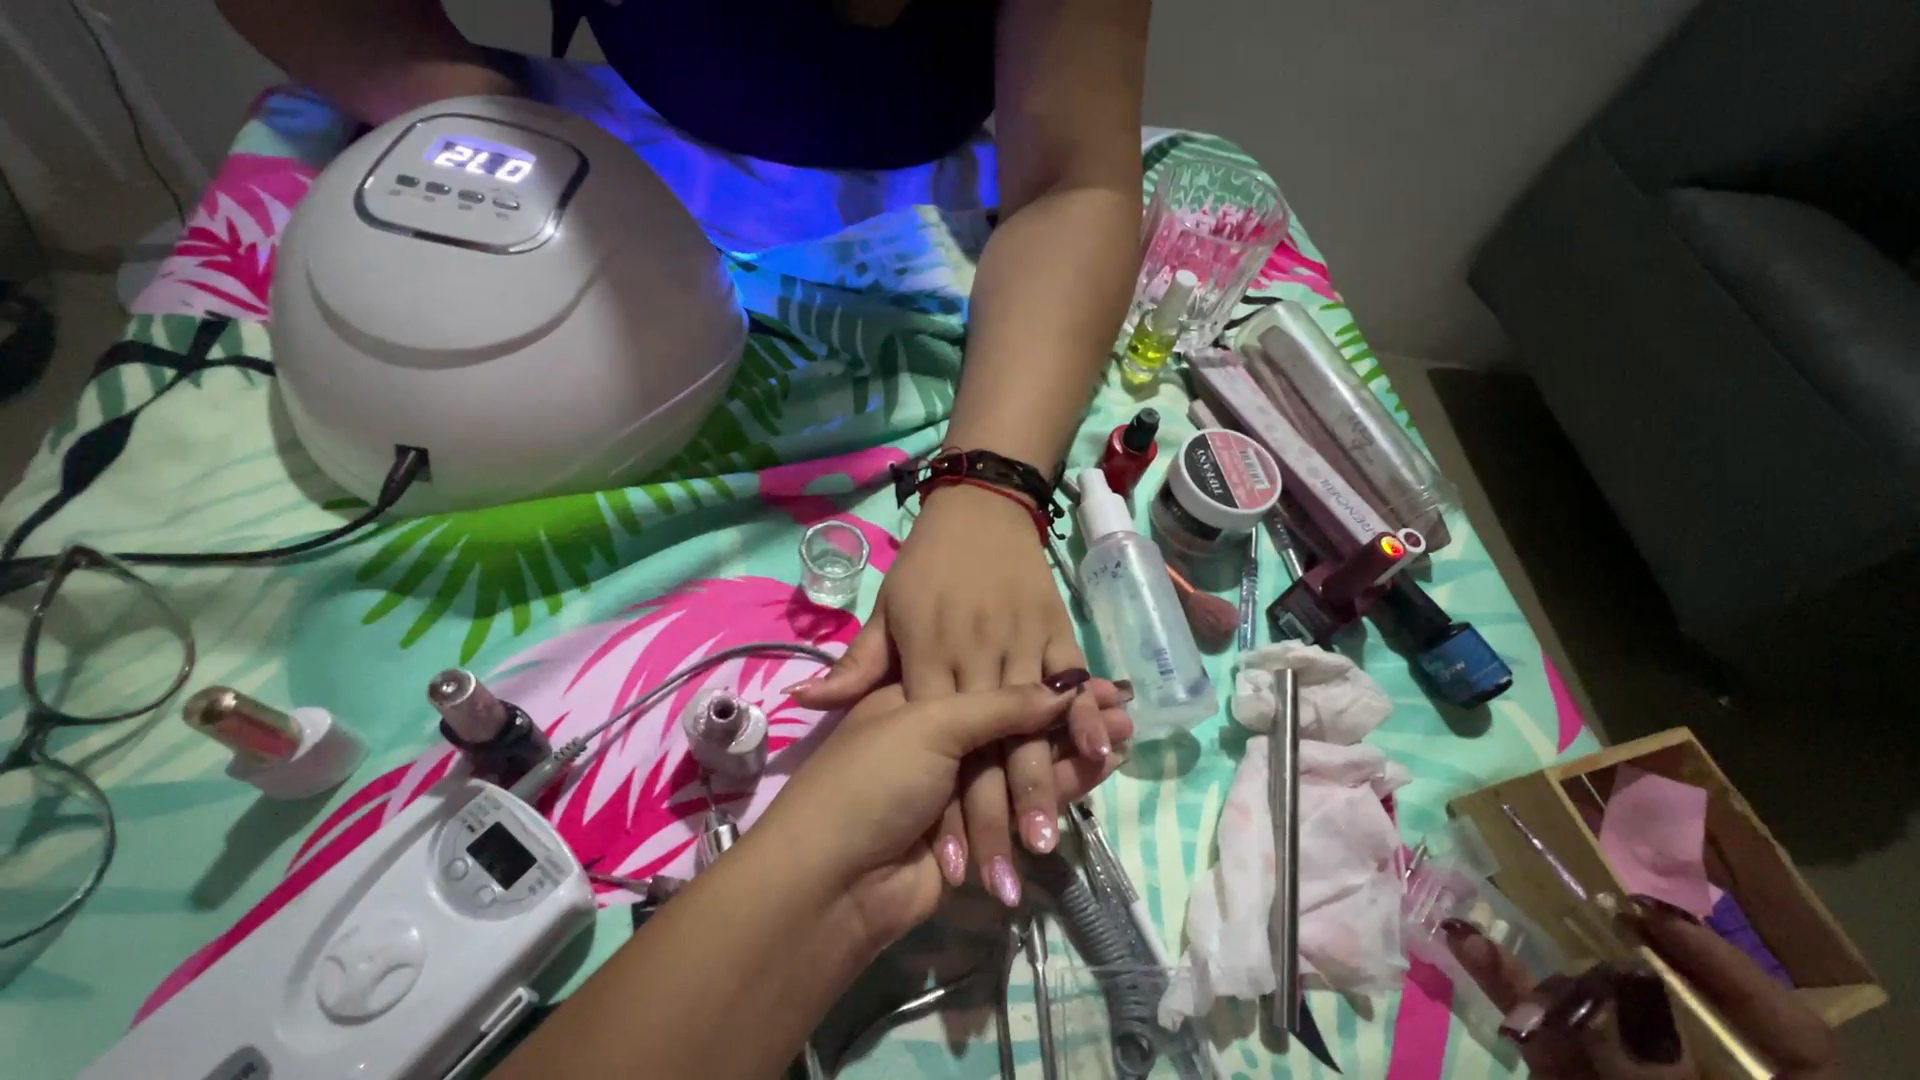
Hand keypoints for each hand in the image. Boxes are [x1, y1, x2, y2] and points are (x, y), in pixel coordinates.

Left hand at [757, 680, 1129, 951]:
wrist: (836, 878)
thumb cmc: (871, 780)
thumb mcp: (928, 723)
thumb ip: (999, 705)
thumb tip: (1062, 688)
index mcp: (924, 694)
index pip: (996, 676)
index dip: (1044, 677)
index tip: (1092, 673)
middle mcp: (947, 733)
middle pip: (1021, 716)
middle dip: (1071, 712)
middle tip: (1124, 705)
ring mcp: (965, 780)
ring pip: (1031, 755)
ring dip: (1078, 746)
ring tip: (1128, 731)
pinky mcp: (981, 824)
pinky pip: (1029, 797)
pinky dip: (1068, 781)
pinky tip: (1106, 763)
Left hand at [791, 484, 1107, 908]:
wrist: (978, 506)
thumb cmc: (922, 567)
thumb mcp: (883, 616)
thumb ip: (858, 669)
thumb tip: (803, 702)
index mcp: (927, 659)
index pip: (939, 744)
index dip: (948, 801)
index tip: (954, 860)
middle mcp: (975, 658)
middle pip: (988, 746)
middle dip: (1001, 810)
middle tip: (1015, 868)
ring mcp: (1019, 644)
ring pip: (1033, 726)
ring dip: (1048, 780)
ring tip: (1056, 833)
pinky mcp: (1056, 631)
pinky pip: (1072, 680)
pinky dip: (1087, 714)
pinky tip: (1103, 750)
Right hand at [1445, 898, 1840, 1077]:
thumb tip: (1623, 994)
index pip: (1781, 1031)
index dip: (1717, 965)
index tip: (1642, 913)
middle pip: (1670, 1018)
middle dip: (1606, 964)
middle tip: (1551, 911)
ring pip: (1598, 1030)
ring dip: (1540, 978)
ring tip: (1480, 932)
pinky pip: (1554, 1053)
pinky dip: (1516, 1009)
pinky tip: (1471, 954)